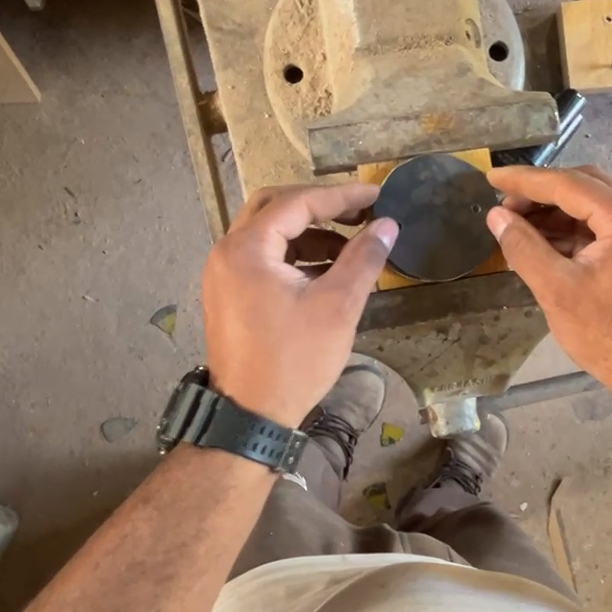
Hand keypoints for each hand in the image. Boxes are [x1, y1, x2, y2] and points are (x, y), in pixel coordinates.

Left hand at [202, 185, 397, 427]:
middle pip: (274, 207)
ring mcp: (223, 274)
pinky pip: (263, 257)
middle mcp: (227, 252)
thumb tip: (387, 225)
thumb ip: (363, 258)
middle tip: (358, 211)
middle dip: (319, 205)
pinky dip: (294, 254)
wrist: (251, 415)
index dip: (340, 196)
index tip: (376, 195)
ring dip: (308, 232)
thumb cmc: (294, 360)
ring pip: (268, 232)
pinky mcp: (229, 294)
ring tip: (350, 245)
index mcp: (247, 249)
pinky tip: (327, 270)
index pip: (297, 203)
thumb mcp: (337, 306)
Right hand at [486, 166, 611, 404]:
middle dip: (543, 194)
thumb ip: (523, 246)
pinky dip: (575, 233)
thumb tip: (497, 216)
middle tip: (506, 207)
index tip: (491, 177)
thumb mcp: (556, 289)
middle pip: (587, 188)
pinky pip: (607, 231)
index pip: (570, 184)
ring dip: (557, 214)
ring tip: (520, 229)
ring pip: (596, 209)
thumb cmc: (607, 335)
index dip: (526, 180)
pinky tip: (547, 247)